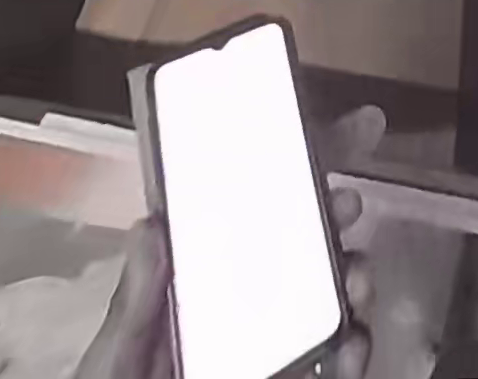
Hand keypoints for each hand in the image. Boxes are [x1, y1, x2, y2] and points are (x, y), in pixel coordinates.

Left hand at [73, 107, 385, 378]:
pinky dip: (359, 346)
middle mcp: (254, 294)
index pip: (260, 202)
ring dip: (357, 274)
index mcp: (213, 269)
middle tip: (349, 204)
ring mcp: (283, 338)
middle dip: (339, 210)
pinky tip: (353, 348)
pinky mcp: (307, 371)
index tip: (355, 123)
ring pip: (337, 288)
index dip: (307, 158)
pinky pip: (344, 354)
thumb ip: (134, 303)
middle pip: (310, 235)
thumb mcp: (118, 353)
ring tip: (357, 283)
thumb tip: (149, 225)